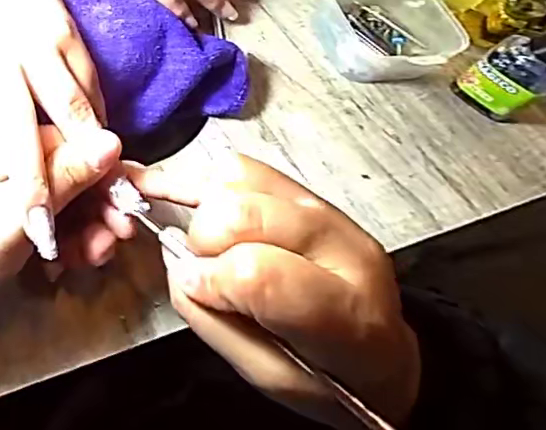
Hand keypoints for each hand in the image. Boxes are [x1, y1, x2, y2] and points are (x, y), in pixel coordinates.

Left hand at [0, 0, 104, 242]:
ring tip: (94, 205)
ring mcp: (38, 48)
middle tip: (36, 234)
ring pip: (65, 110)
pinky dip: (97, 125)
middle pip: (15, 125)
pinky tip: (104, 158)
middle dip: (27, 181)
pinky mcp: (69, 41)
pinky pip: (88, 89)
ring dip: (79, 159)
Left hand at [0, 125, 120, 290]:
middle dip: (103, 207)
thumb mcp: (17, 212)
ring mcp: (24, 175)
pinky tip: (72, 259)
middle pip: (83, 169)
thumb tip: (112, 139)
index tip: (120, 216)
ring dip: (93, 226)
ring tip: (89, 257)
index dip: (108, 179)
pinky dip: (77, 234)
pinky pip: (65, 210)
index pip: (80, 141)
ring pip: (79, 194)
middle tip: (108, 244)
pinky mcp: (26, 200)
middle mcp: (22, 148)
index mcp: (15, 136)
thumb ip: (63, 176)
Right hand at [124, 154, 419, 426]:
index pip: (261, 274)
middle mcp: (340, 248)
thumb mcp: (276, 377)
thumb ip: (218, 324)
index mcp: (349, 314)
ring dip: (202, 210)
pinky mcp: (298, 187)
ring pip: (233, 182)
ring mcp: (320, 208)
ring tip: (203, 241)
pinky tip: (171, 190)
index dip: (211, 276)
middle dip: (203, 239)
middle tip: (200, 266)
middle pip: (242, 214)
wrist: (374, 345)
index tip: (193, 284)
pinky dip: (199, 181)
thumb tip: (180, 270)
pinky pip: (234, 167)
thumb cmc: (331, 371)